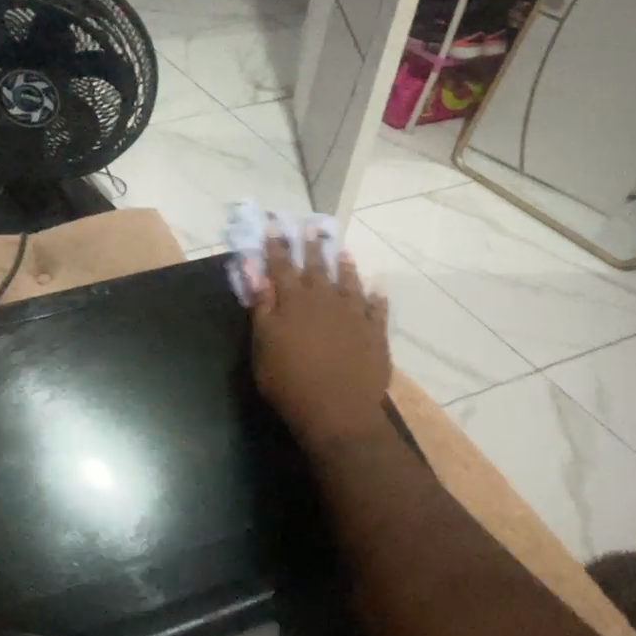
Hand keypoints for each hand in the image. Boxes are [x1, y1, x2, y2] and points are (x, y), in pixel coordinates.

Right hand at [249, 230, 392, 454]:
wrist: (337, 410)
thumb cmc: (288, 380)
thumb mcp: (262, 344)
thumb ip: (262, 307)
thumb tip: (257, 275)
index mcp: (292, 302)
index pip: (281, 266)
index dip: (277, 246)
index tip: (275, 225)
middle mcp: (324, 300)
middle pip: (317, 268)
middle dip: (312, 247)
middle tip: (313, 228)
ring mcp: (353, 316)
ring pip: (349, 283)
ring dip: (345, 266)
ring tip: (344, 252)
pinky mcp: (374, 334)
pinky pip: (376, 309)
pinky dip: (376, 297)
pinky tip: (377, 288)